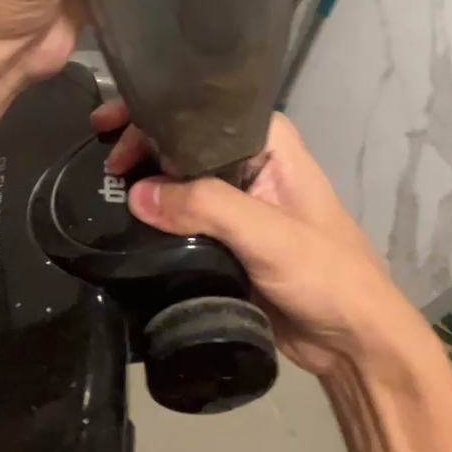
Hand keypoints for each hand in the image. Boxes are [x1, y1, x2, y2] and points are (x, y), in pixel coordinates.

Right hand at [92, 105, 432, 376]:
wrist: (352, 341)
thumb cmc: (325, 273)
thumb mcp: (268, 234)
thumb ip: (205, 207)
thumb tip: (135, 194)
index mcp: (267, 142)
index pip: (201, 110)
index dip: (154, 113)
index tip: (109, 125)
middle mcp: (248, 161)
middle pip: (183, 140)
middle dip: (141, 145)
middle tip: (102, 163)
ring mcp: (235, 200)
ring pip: (178, 179)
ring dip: (142, 181)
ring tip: (99, 186)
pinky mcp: (224, 237)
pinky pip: (180, 217)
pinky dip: (152, 215)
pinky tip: (120, 218)